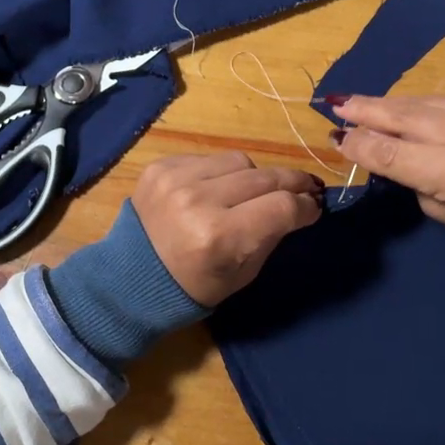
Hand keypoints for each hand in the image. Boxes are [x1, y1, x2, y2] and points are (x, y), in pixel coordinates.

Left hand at [131, 153, 322, 306]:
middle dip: (291, 183)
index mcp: (220, 237)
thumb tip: (301, 204)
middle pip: (265, 177)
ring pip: (240, 160)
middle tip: (306, 188)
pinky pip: (209, 158)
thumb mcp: (243, 274)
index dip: (305, 206)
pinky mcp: (161, 166)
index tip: (314, 207)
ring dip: (254, 176)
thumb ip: (273, 234)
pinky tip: (217, 189)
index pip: (282, 206)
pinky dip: (220, 173)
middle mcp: (199, 201)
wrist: (130, 278)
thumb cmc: (193, 285)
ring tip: (253, 192)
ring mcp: (177, 179)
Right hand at [330, 95, 444, 242]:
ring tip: (355, 102)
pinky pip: (440, 100)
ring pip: (419, 103)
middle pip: (402, 118)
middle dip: (365, 111)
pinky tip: (396, 108)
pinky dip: (415, 105)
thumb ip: (410, 177)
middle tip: (334, 104)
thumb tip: (376, 149)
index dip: (360, 144)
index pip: (393, 154)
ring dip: (385, 104)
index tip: (336, 138)